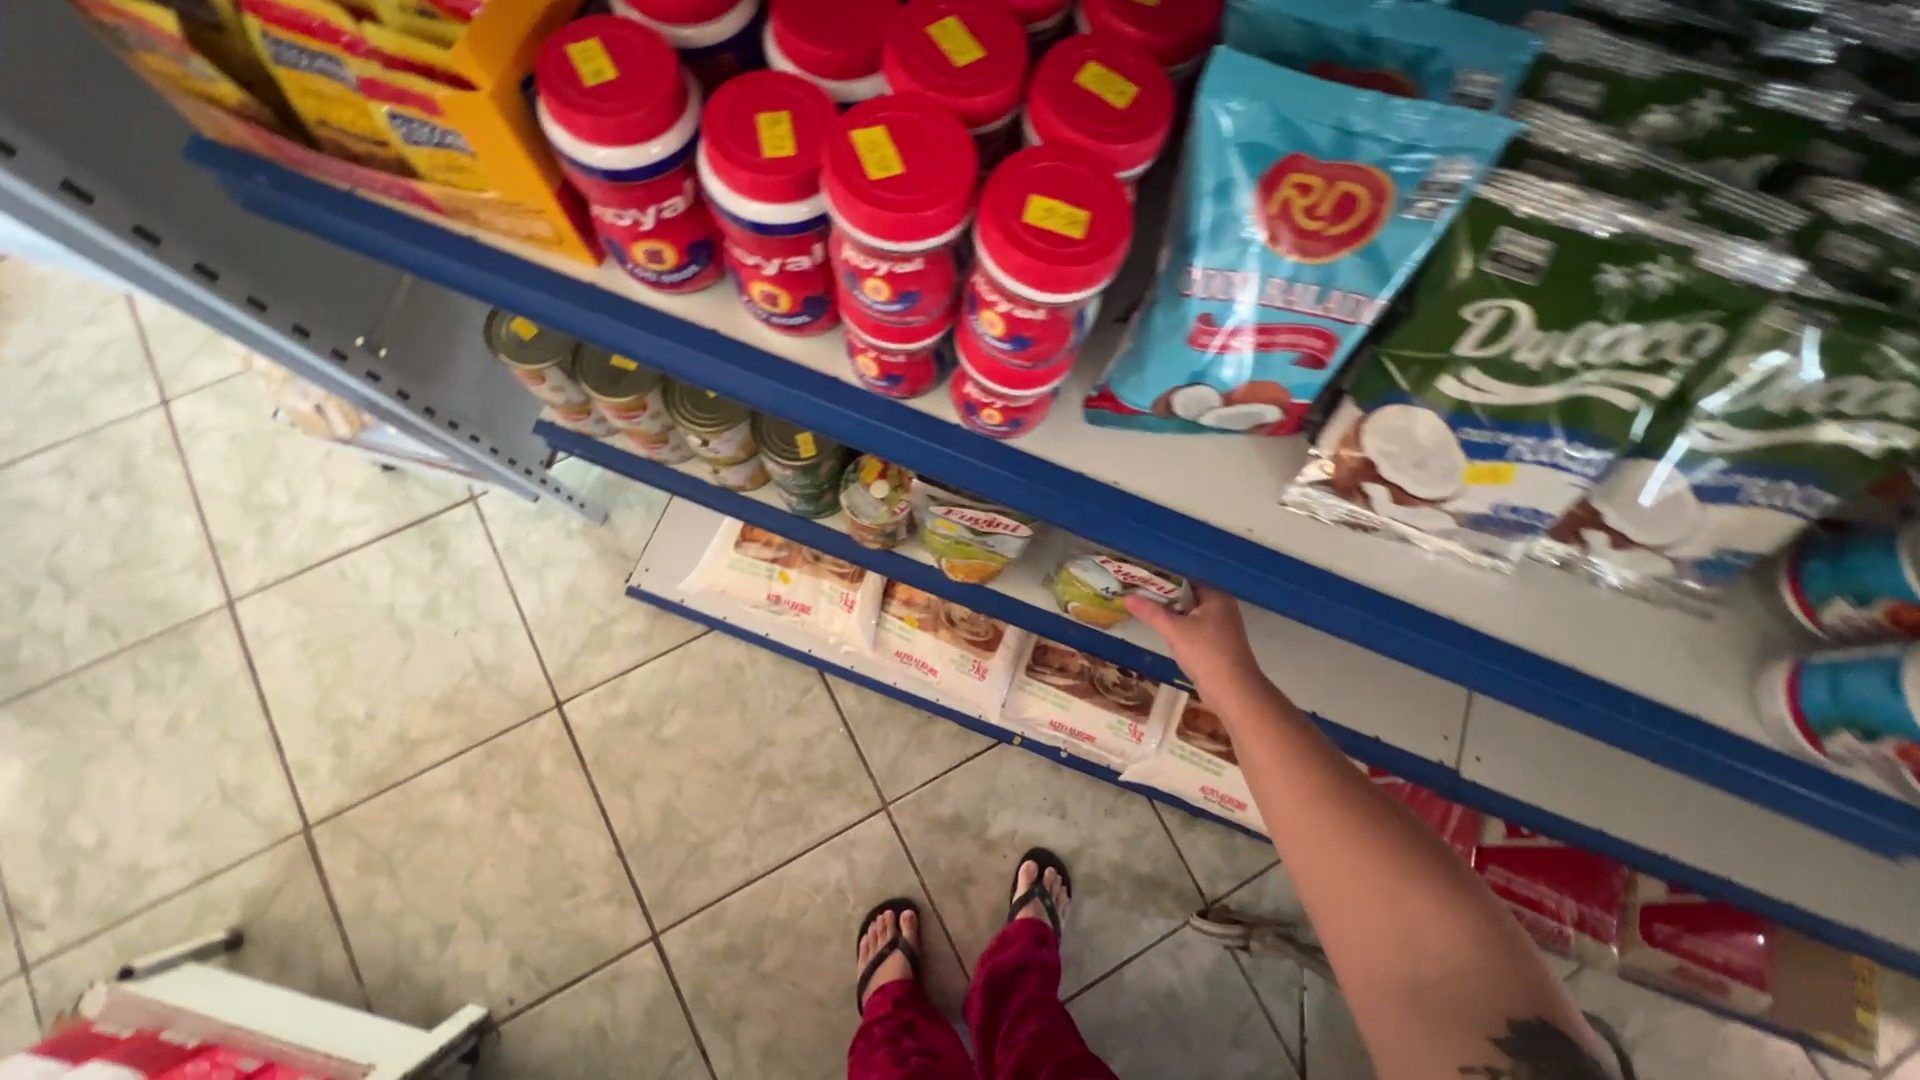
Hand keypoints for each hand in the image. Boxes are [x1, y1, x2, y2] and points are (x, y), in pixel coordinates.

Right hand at [1125, 584, 1262, 696]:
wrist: (1232, 691)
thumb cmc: (1206, 653)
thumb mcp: (1175, 630)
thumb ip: (1151, 612)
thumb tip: (1127, 597)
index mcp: (1216, 597)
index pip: (1186, 580)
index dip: (1163, 580)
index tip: (1140, 580)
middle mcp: (1221, 608)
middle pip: (1187, 597)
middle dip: (1164, 598)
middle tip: (1137, 594)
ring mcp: (1221, 627)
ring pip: (1190, 614)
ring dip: (1171, 615)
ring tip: (1143, 609)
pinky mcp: (1217, 644)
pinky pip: (1193, 629)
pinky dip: (1179, 629)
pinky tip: (1162, 631)